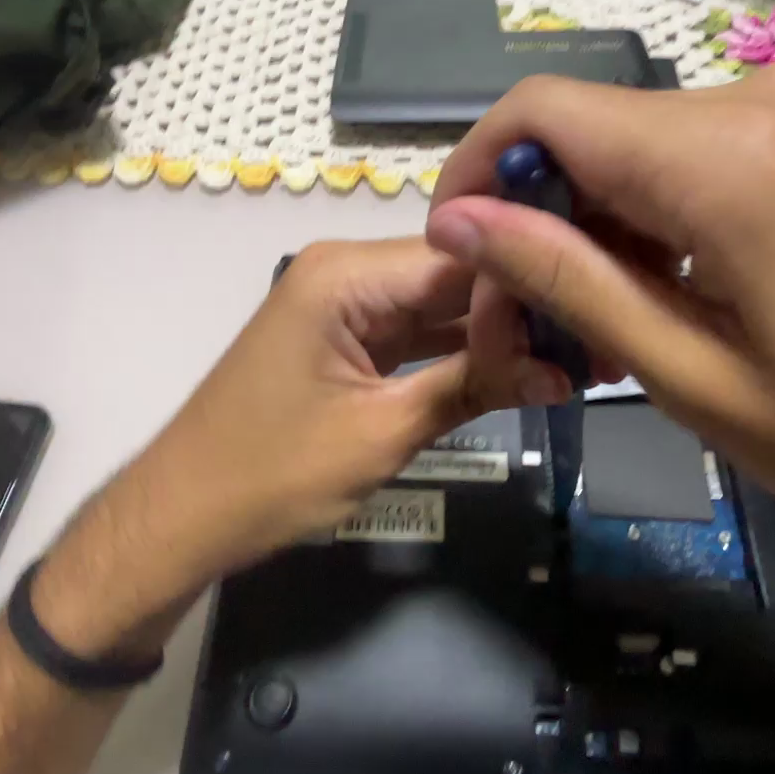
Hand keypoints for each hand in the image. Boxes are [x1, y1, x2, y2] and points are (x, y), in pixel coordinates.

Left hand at [121, 237, 566, 580]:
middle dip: (516, 311)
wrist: (182, 516)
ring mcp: (343, 302)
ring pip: (437, 305)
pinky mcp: (343, 335)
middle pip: (452, 275)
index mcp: (346, 274)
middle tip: (592, 340)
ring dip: (492, 335)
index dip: (527, 285)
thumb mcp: (384, 431)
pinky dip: (455, 352)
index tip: (591, 315)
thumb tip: (563, 369)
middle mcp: (346, 270)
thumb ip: (474, 385)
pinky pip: (412, 331)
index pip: (461, 257)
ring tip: (570, 354)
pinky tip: (514, 368)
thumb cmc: (273, 473)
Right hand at [424, 64, 774, 539]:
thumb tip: (457, 222)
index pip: (543, 110)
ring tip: (611, 325)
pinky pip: (709, 152)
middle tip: (539, 322)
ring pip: (648, 144)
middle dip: (544, 214)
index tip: (460, 248)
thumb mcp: (688, 373)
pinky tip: (680, 291)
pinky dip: (666, 212)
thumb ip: (563, 277)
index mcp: (725, 152)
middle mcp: (765, 93)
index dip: (478, 168)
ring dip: (605, 221)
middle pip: (596, 130)